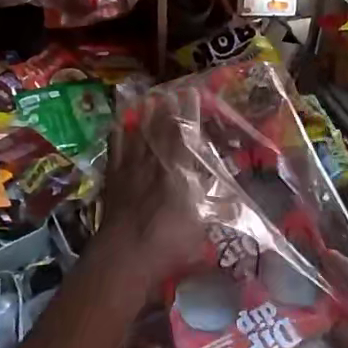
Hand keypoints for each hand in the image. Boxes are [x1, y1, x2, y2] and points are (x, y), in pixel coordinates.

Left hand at [81, 109, 205, 306]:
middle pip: (160, 129)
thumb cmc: (169, 244)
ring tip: (146, 99)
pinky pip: (114, 151)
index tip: (191, 92)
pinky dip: (116, 136)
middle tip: (169, 90)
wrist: (124, 257)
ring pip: (137, 135)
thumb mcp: (203, 227)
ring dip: (142, 116)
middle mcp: (155, 163)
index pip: (185, 134)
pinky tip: (116, 124)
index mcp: (179, 170)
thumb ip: (217, 209)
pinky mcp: (113, 181)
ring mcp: (130, 170)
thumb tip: (235, 200)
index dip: (188, 112)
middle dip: (166, 109)